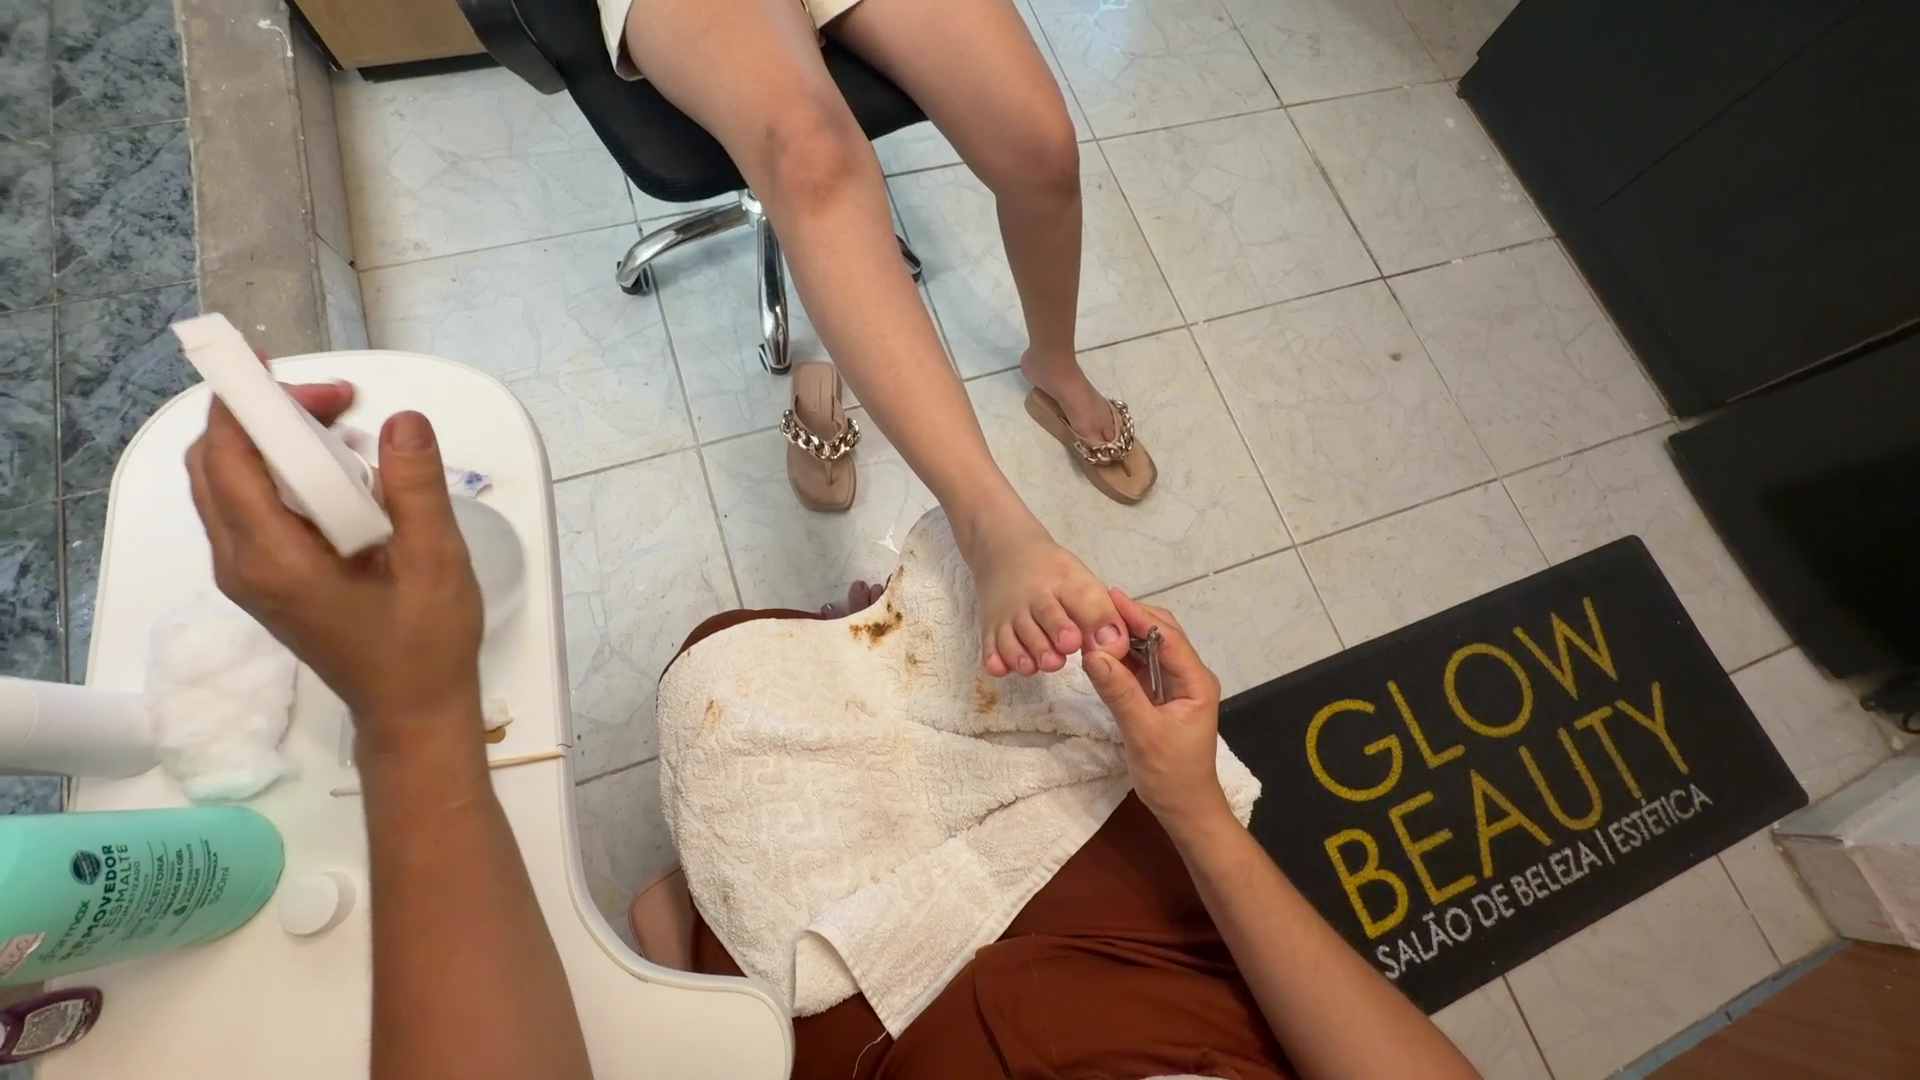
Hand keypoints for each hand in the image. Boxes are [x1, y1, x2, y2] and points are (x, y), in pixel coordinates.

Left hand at [185, 380, 484, 754]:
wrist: (413, 707)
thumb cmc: (427, 641)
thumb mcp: (436, 562)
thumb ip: (416, 490)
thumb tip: (405, 420)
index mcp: (273, 556)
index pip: (230, 456)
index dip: (255, 403)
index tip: (310, 379)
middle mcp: (241, 562)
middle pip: (218, 463)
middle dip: (266, 418)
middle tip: (341, 405)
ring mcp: (250, 574)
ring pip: (231, 486)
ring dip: (274, 446)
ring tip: (345, 434)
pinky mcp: (269, 582)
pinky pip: (253, 511)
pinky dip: (284, 478)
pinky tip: (342, 482)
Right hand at [969, 523, 1127, 676]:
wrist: (1005, 552)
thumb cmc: (1052, 572)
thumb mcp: (1081, 582)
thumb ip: (1101, 614)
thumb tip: (1113, 648)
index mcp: (1060, 586)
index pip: (1072, 602)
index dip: (1076, 623)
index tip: (1076, 641)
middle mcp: (1029, 602)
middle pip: (1036, 626)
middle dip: (1044, 646)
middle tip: (1055, 661)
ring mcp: (1007, 617)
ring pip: (1011, 641)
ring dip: (1020, 657)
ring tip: (1032, 666)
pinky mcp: (990, 629)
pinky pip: (989, 648)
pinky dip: (994, 659)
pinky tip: (1002, 668)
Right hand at [1080, 589, 1231, 832]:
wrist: (1183, 807)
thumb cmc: (1171, 774)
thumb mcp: (1143, 733)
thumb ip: (1120, 693)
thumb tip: (1093, 654)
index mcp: (1195, 681)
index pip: (1166, 637)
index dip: (1138, 615)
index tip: (1109, 596)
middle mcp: (1187, 676)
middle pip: (1159, 635)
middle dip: (1129, 619)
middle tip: (1093, 606)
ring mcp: (1172, 684)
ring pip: (1147, 648)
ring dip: (1122, 636)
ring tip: (1091, 623)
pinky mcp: (1157, 695)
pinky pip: (1138, 666)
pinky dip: (1119, 656)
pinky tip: (1098, 650)